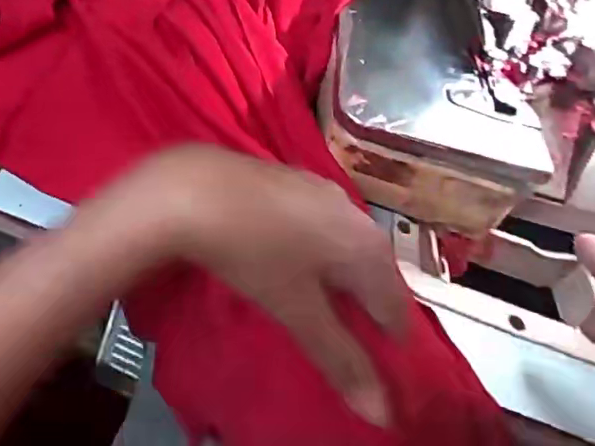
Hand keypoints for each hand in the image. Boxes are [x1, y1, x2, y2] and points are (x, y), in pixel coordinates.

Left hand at [90, 146, 410, 426]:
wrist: (198, 186)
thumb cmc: (254, 251)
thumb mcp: (297, 311)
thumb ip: (342, 359)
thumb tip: (382, 413)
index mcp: (368, 244)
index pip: (396, 310)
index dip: (386, 348)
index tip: (367, 375)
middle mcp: (355, 211)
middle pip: (373, 276)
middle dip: (360, 313)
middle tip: (336, 346)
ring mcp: (324, 189)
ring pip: (346, 248)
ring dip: (338, 282)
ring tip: (312, 311)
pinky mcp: (296, 180)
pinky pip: (322, 226)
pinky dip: (317, 253)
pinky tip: (289, 265)